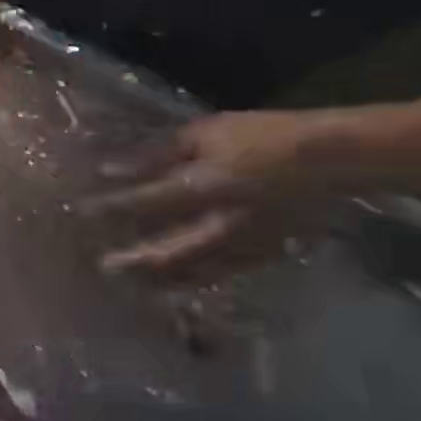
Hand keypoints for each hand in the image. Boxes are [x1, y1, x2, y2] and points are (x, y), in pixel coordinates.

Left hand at [84, 110, 361, 277]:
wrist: (340, 157)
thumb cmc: (261, 136)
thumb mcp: (199, 136)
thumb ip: (153, 155)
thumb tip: (110, 170)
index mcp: (209, 188)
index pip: (148, 201)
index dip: (112, 207)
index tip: (79, 212)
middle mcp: (230, 221)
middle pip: (178, 249)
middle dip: (140, 260)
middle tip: (105, 267)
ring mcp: (257, 240)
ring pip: (206, 267)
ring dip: (169, 277)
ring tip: (136, 284)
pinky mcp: (276, 249)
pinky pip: (233, 270)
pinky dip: (204, 276)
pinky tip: (182, 281)